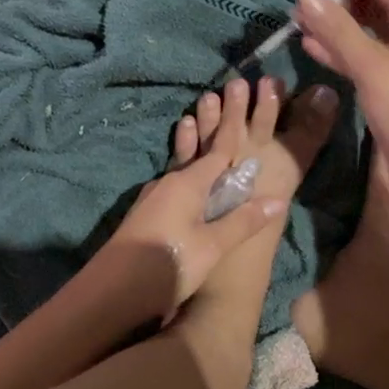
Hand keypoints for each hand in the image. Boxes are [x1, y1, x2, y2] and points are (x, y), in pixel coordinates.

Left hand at [99, 81, 293, 320]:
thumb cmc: (167, 264)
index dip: (235, 126)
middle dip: (214, 130)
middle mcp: (168, 183)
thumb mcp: (211, 246)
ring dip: (197, 154)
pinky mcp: (145, 216)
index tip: (245, 97)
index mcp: (188, 183)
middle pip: (199, 155)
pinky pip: (173, 189)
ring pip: (183, 171)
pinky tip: (189, 187)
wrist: (112, 291)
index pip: (219, 149)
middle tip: (222, 99)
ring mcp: (153, 199)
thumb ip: (242, 222)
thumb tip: (277, 200)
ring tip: (203, 131)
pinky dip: (187, 180)